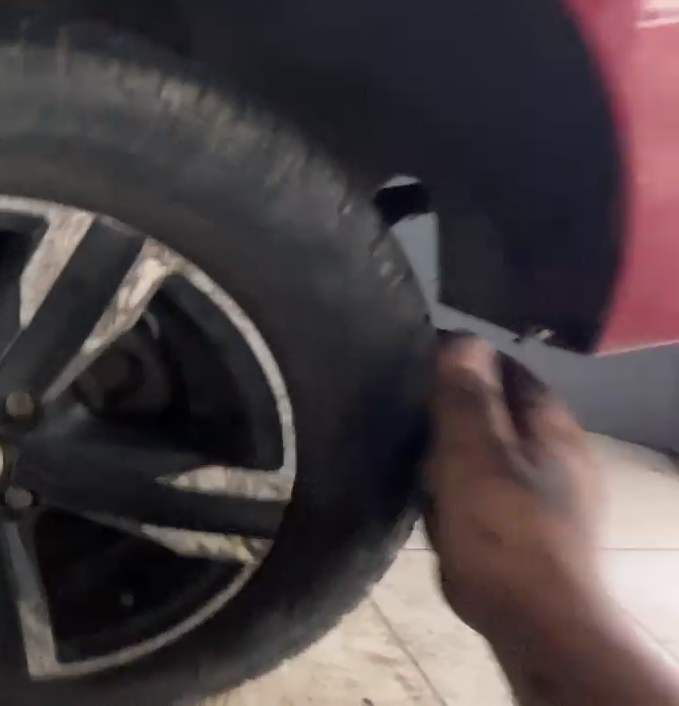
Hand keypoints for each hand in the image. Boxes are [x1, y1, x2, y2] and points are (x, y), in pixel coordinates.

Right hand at [424, 333, 606, 653]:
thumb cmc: (501, 522)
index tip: (415, 347)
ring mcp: (537, 492)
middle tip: (396, 382)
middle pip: (501, 408)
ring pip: (485, 442)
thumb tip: (463, 340)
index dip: (470, 356)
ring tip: (396, 420)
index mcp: (555, 435)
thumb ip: (467, 396)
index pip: (514, 374)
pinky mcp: (512, 519)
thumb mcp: (474, 450)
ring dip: (447, 431)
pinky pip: (474, 474)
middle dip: (455, 392)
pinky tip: (414, 468)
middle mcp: (555, 458)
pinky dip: (446, 464)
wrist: (525, 610)